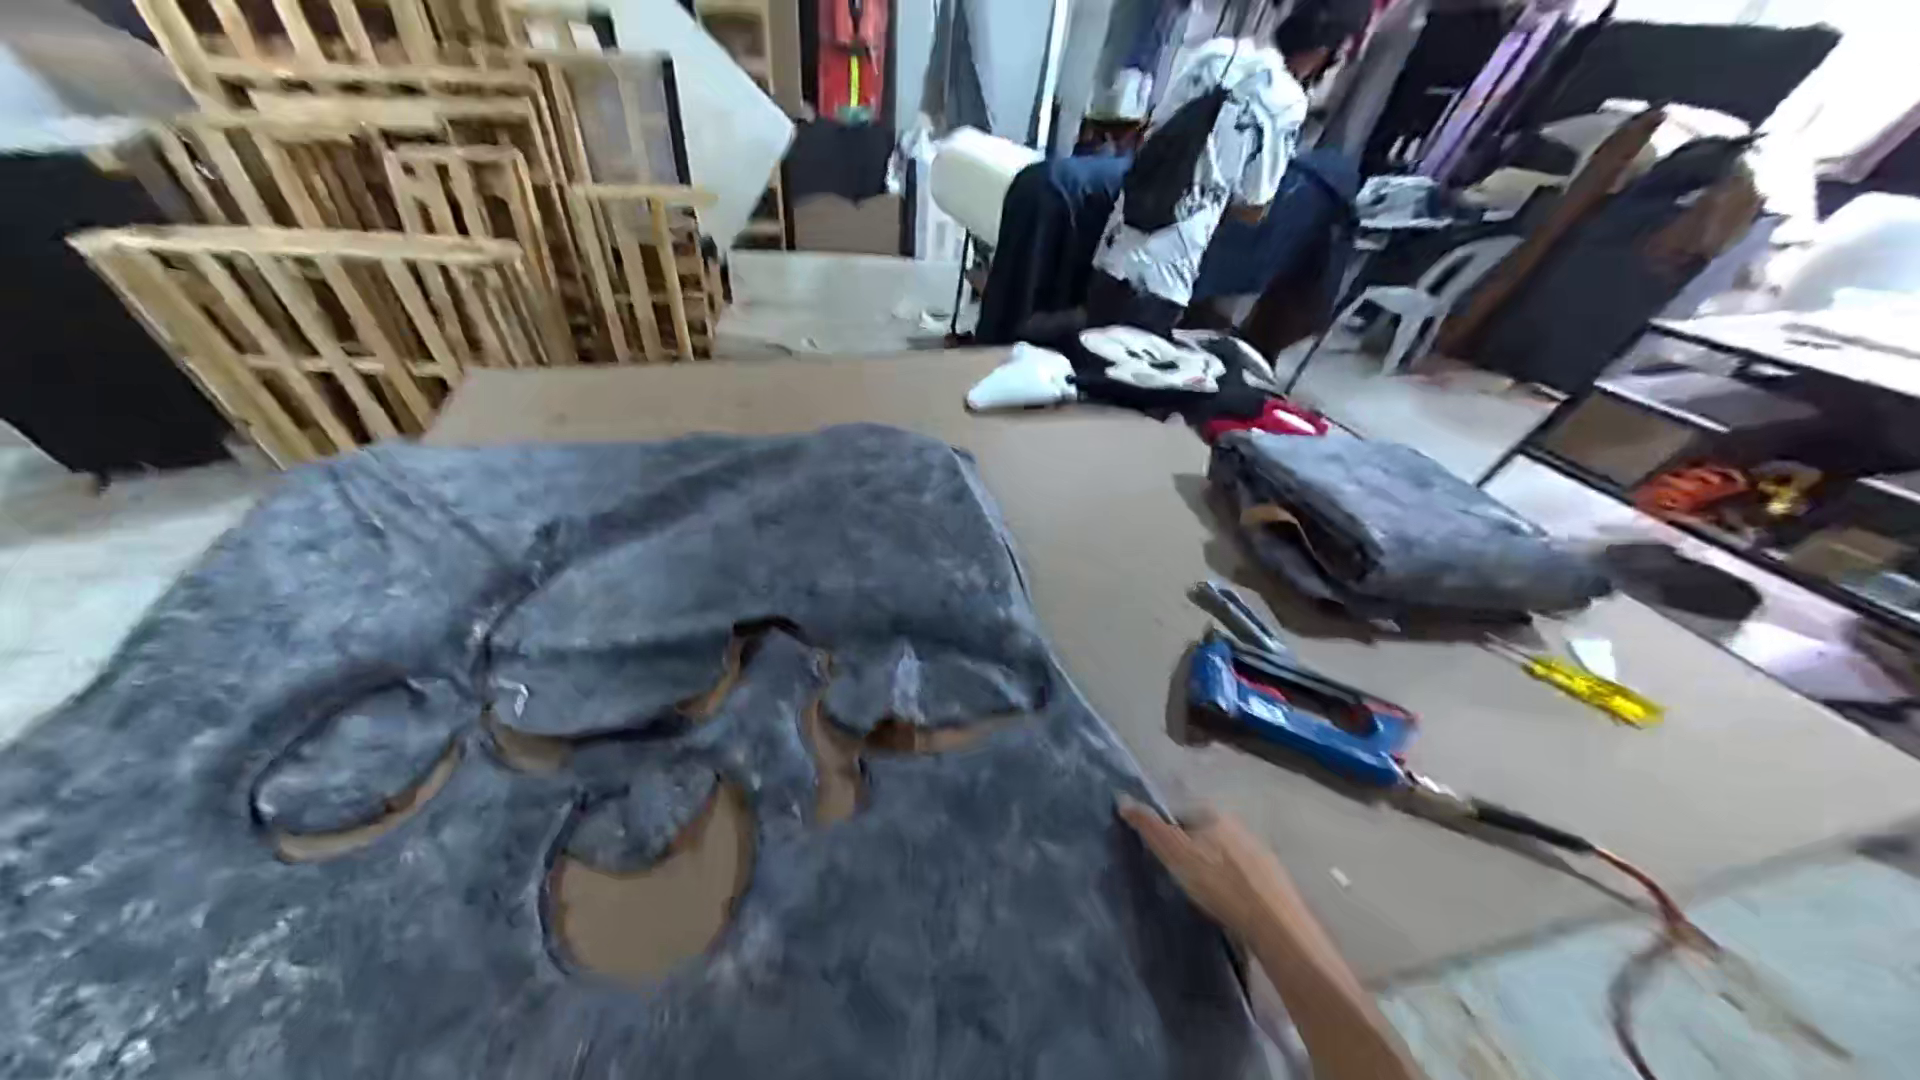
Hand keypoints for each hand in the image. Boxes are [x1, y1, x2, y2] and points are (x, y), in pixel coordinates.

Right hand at [1117, 795, 1304, 939]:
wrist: (1276, 925)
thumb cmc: (1218, 883)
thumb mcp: (1174, 854)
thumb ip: (1149, 827)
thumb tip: (1122, 798)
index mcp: (1212, 813)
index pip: (1178, 812)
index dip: (1165, 832)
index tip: (1160, 857)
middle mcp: (1238, 824)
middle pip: (1203, 831)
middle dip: (1191, 848)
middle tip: (1179, 876)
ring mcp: (1260, 851)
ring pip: (1225, 853)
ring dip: (1213, 866)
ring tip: (1203, 894)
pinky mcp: (1275, 879)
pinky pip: (1244, 874)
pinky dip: (1233, 883)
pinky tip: (1229, 903)